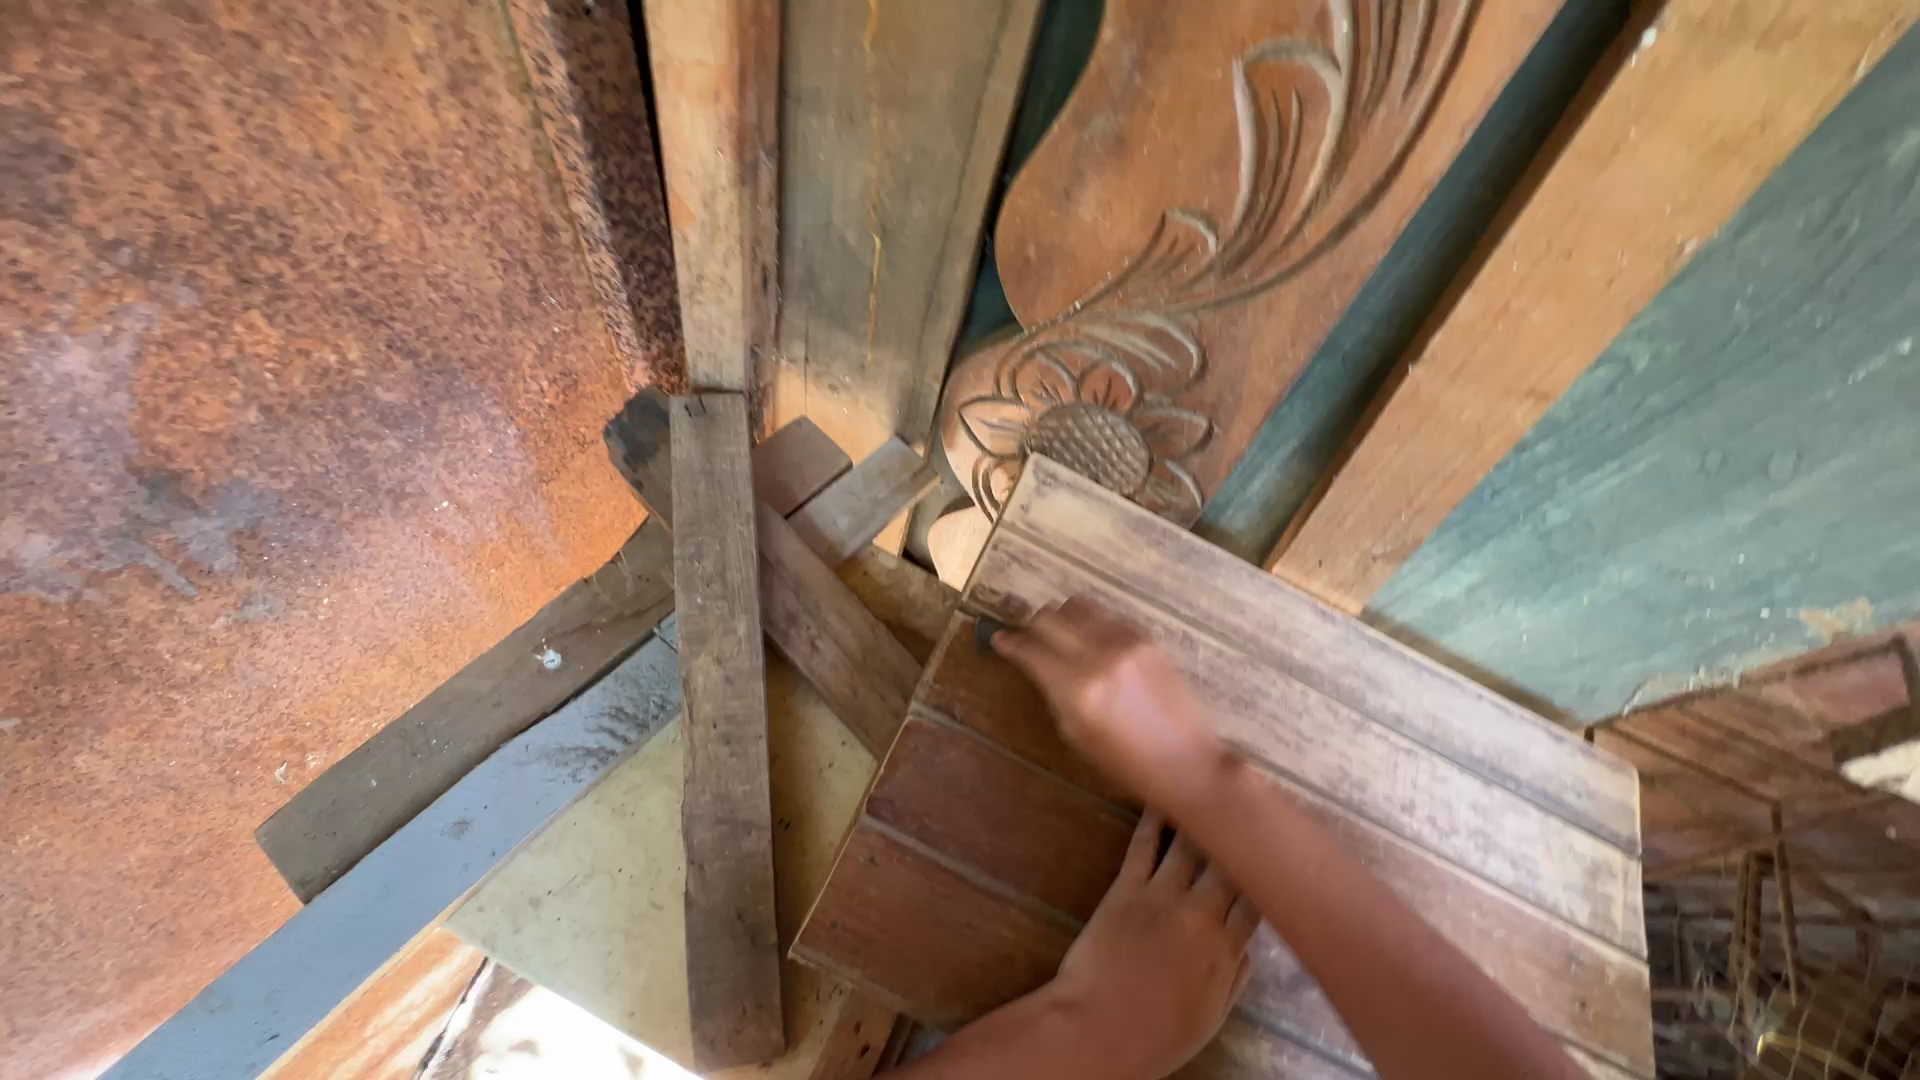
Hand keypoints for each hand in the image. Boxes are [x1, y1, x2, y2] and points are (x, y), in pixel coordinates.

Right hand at [992, 598, 1225, 810]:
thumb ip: (1052, 692)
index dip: (1008, 642)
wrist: (1186, 760)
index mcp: (1075, 688)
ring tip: (1059, 633)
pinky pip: (1107, 616)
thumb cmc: (1124, 762)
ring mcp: (1126, 641)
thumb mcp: (1074, 734)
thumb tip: (1036, 664)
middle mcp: (1097, 655)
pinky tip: (1092, 640)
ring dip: (1061, 616)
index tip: (999, 638)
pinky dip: (1091, 622)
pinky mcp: (1147, 638)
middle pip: (1049, 617)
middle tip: (1027, 636)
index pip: (1029, 649)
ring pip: (1078, 606)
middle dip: (1031, 624)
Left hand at [1044, 810, 1258, 1079]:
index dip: (1267, 874)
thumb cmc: (1158, 1032)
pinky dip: (1154, 819)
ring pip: (1191, 846)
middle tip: (1250, 807)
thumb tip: (1249, 949)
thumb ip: (1235, 977)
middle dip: (1242, 837)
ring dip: (1203, 819)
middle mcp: (1200, 914)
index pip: (1257, 900)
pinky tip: (1160, 797)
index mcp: (1226, 949)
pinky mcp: (1126, 886)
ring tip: (1212, 790)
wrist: (1101, 1028)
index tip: (1275, 851)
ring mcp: (1162, 895)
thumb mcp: (1211, 1015)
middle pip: (1231, 864)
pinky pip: (1144, 845)